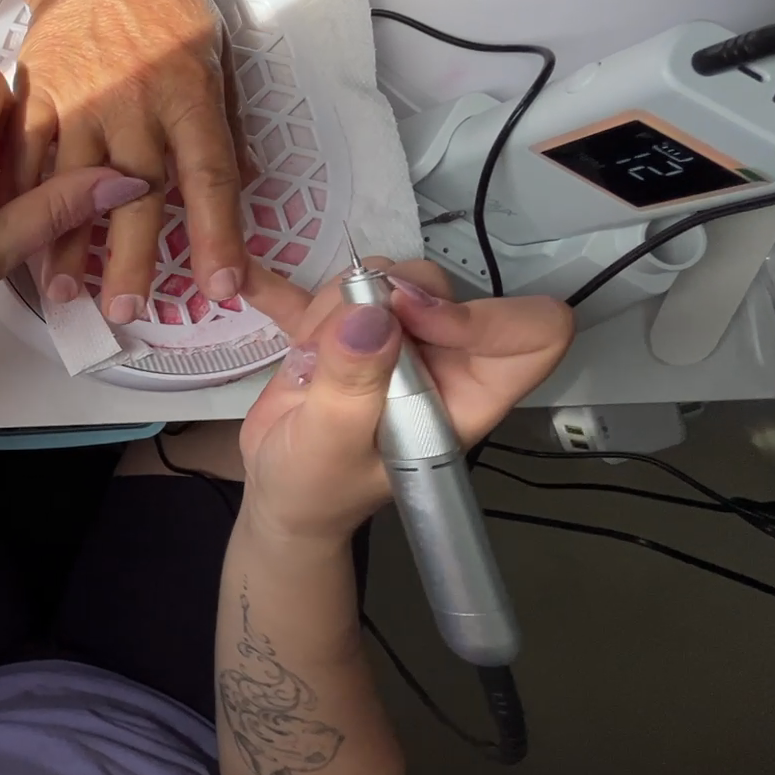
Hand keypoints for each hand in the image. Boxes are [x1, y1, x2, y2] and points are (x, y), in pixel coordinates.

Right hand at [9, 0, 251, 325]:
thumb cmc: (163, 6)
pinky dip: (22, 197)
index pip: (209, 176)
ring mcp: (78, 100)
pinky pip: (27, 154)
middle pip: (135, 193)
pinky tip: (16, 234)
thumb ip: (216, 121)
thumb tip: (227, 187)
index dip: (217, 235)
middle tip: (123, 310)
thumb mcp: (214, 53)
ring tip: (61, 292)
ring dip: (66, 241)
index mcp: (189, 92)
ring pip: (72, 183)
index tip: (219, 287)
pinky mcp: (36, 95)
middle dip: (131, 257)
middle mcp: (135, 103)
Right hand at [235, 260, 573, 542]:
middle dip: (375, 301)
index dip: (477, 315)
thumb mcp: (333, 443)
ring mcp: (386, 344)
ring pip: (376, 282)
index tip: (407, 318)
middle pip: (434, 290)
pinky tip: (249, 282)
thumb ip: (353, 384)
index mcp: (464, 395)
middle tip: (328, 338)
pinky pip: (319, 294)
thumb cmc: (317, 486)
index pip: (525, 334)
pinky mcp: (339, 333)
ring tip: (303, 356)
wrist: (279, 492)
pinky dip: (281, 286)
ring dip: (328, 306)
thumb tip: (368, 315)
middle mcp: (435, 361)